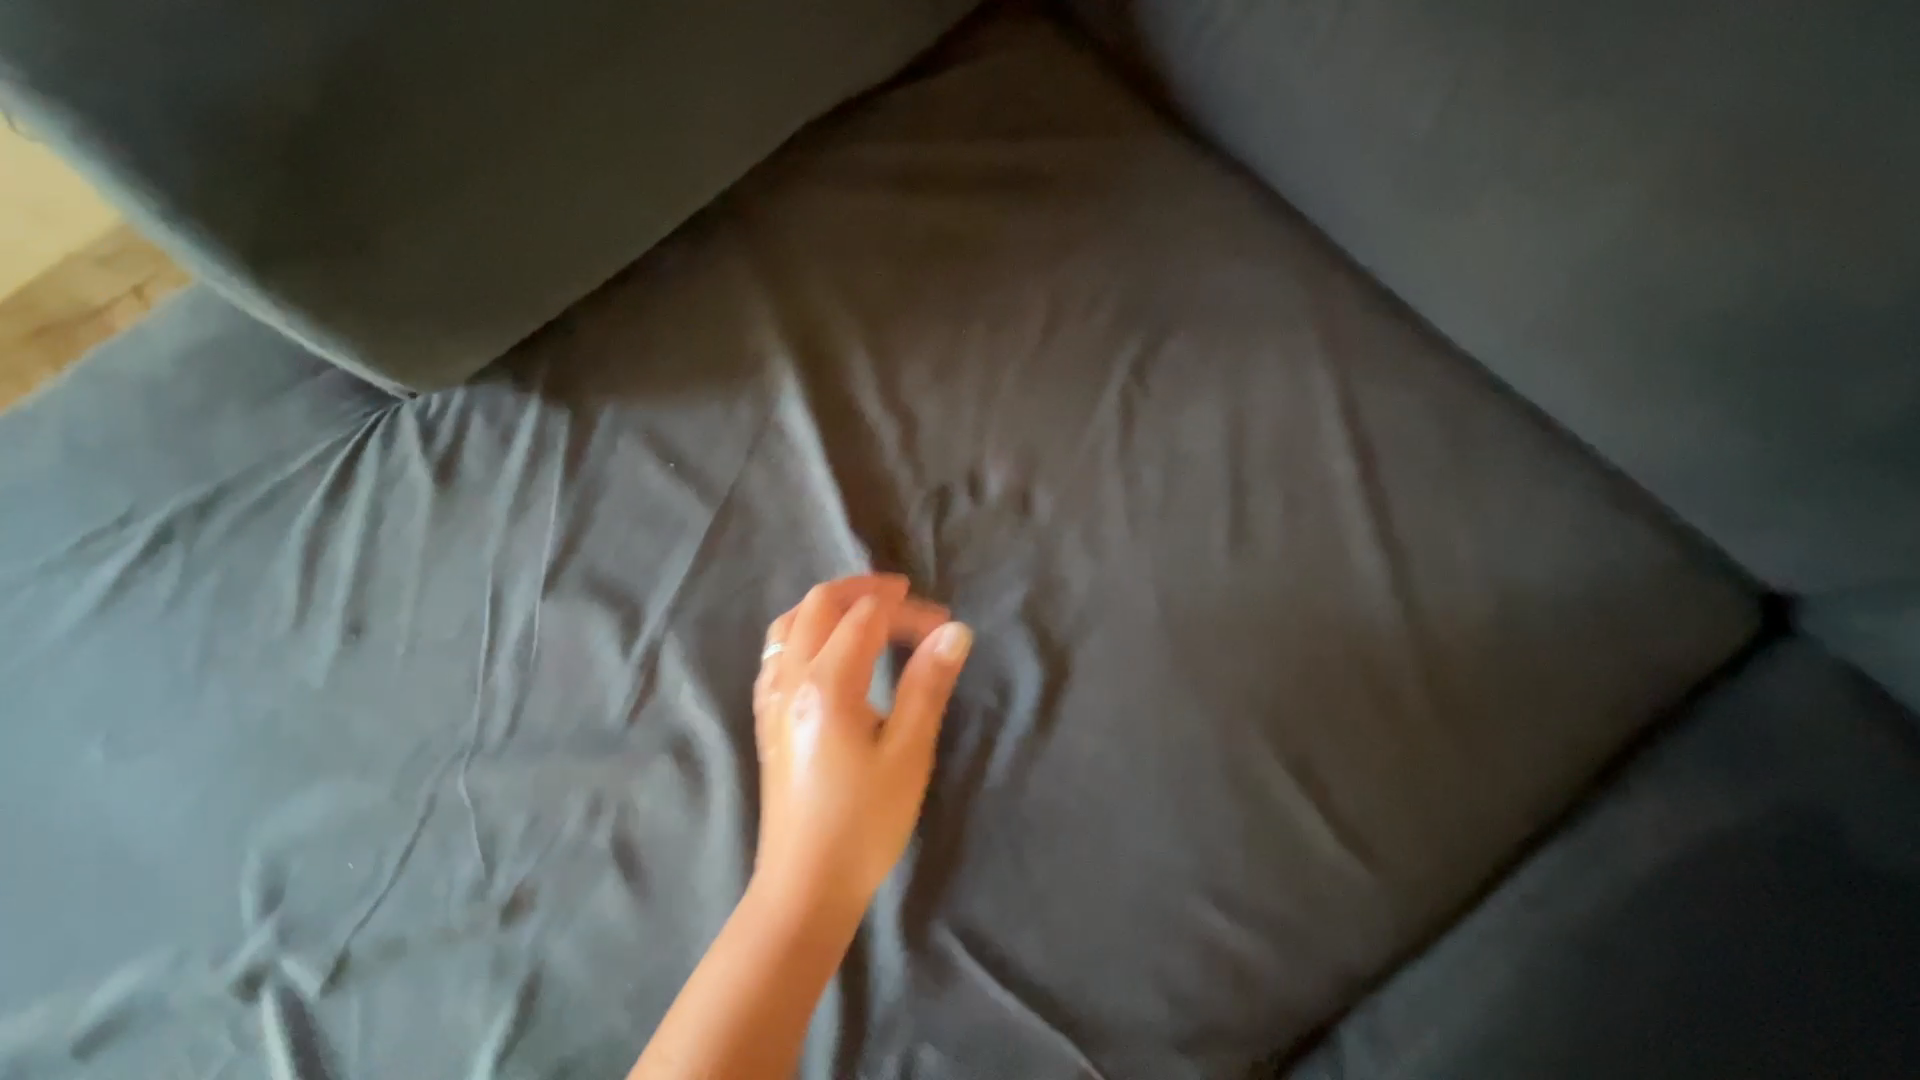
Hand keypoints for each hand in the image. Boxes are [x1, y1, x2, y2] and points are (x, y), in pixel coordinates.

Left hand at [752, 574, 972, 913]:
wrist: (805, 886)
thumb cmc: (864, 824)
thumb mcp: (908, 753)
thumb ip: (928, 684)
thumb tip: (954, 631)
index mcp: (826, 684)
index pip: (868, 618)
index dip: (909, 611)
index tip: (944, 626)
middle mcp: (790, 680)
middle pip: (819, 605)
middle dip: (864, 590)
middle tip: (904, 594)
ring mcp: (770, 700)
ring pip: (789, 624)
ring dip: (829, 606)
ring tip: (866, 612)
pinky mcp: (767, 721)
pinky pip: (777, 653)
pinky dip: (804, 632)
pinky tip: (826, 652)